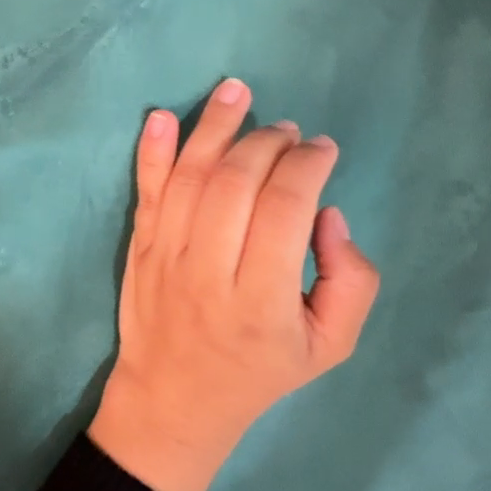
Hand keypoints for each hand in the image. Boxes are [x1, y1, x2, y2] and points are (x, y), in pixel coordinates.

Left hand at [86, 77, 380, 490]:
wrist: (173, 399)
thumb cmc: (258, 372)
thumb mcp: (330, 346)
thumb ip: (352, 281)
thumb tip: (329, 215)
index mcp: (263, 299)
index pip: (284, 208)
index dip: (307, 166)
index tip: (323, 149)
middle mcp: (209, 270)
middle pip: (236, 182)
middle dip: (268, 142)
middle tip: (289, 131)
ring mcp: (165, 255)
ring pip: (189, 177)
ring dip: (214, 127)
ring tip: (237, 91)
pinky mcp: (138, 247)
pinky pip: (145, 191)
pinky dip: (152, 151)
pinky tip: (163, 117)